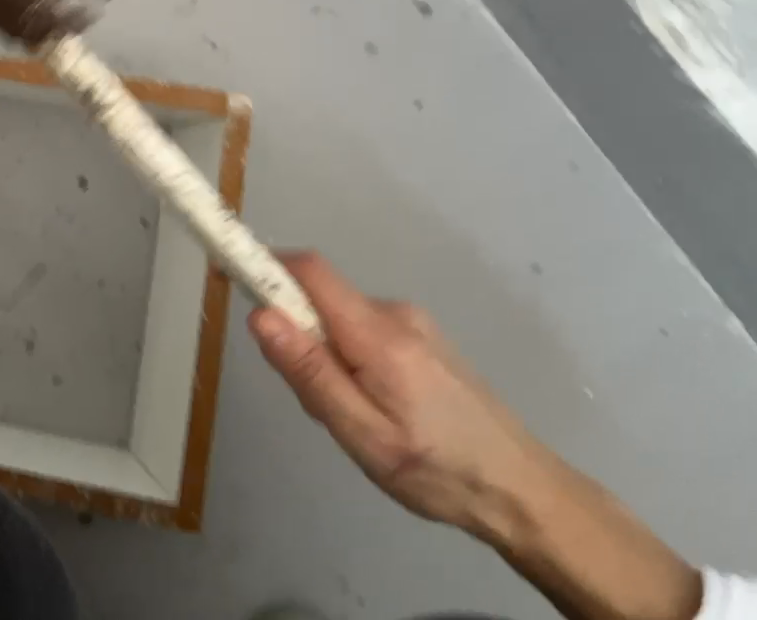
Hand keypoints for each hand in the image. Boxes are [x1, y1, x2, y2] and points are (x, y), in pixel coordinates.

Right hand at [252, 253, 701, 619]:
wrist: (530, 496)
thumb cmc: (440, 471)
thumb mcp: (362, 433)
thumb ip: (310, 372)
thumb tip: (260, 315)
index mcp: (377, 333)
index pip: (308, 269)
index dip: (262, 262)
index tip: (227, 273)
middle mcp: (394, 314)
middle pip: (316, 298)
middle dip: (295, 334)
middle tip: (315, 399)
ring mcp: (412, 324)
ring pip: (336, 319)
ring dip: (323, 353)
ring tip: (352, 415)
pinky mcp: (422, 339)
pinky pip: (359, 331)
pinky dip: (346, 358)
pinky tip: (376, 409)